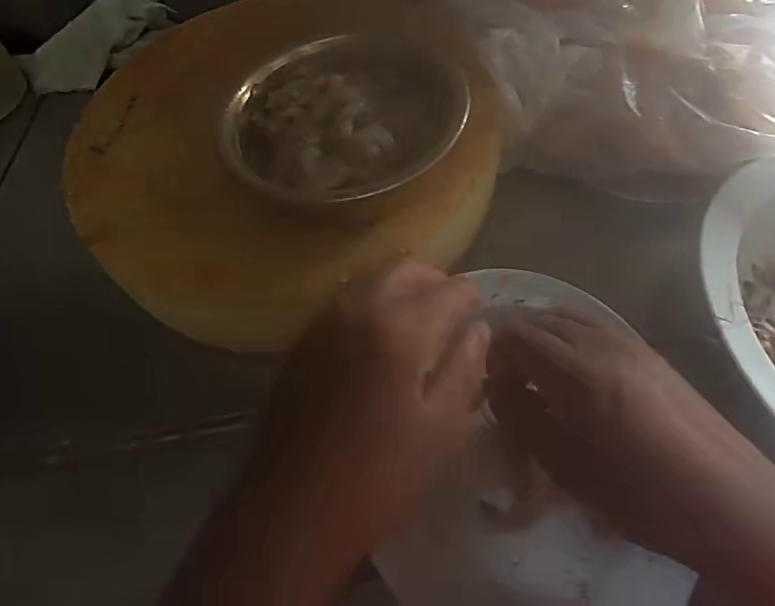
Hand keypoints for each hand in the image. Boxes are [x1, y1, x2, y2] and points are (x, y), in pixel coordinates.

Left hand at [248, 258, 490, 555]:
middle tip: (452, 305)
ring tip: (420, 316)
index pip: (446, 290)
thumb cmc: (378, 477)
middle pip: (403, 269)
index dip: (469, 294)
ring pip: (372, 278)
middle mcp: (359, 307)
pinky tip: (381, 332)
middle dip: (434, 278)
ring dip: (401, 285)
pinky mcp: (305, 336)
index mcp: (398, 328)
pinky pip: (346, 298)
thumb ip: (464, 370)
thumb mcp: (440, 432)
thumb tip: (478, 329)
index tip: (480, 305)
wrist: (294, 506)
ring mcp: (326, 318)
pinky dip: (372, 300)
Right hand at [486, 308, 771, 570]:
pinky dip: (561, 331)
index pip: (512, 334)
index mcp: (576, 369)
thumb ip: (524, 420)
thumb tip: (496, 387)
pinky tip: (563, 364)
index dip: (486, 349)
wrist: (732, 500)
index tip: (476, 375)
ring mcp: (623, 338)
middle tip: (492, 370)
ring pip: (561, 313)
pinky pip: (587, 322)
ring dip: (534, 330)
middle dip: (505, 337)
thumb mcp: (570, 470)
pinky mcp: (643, 348)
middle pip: (534, 317)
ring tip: (523, 365)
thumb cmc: (645, 496)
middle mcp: (596, 339)